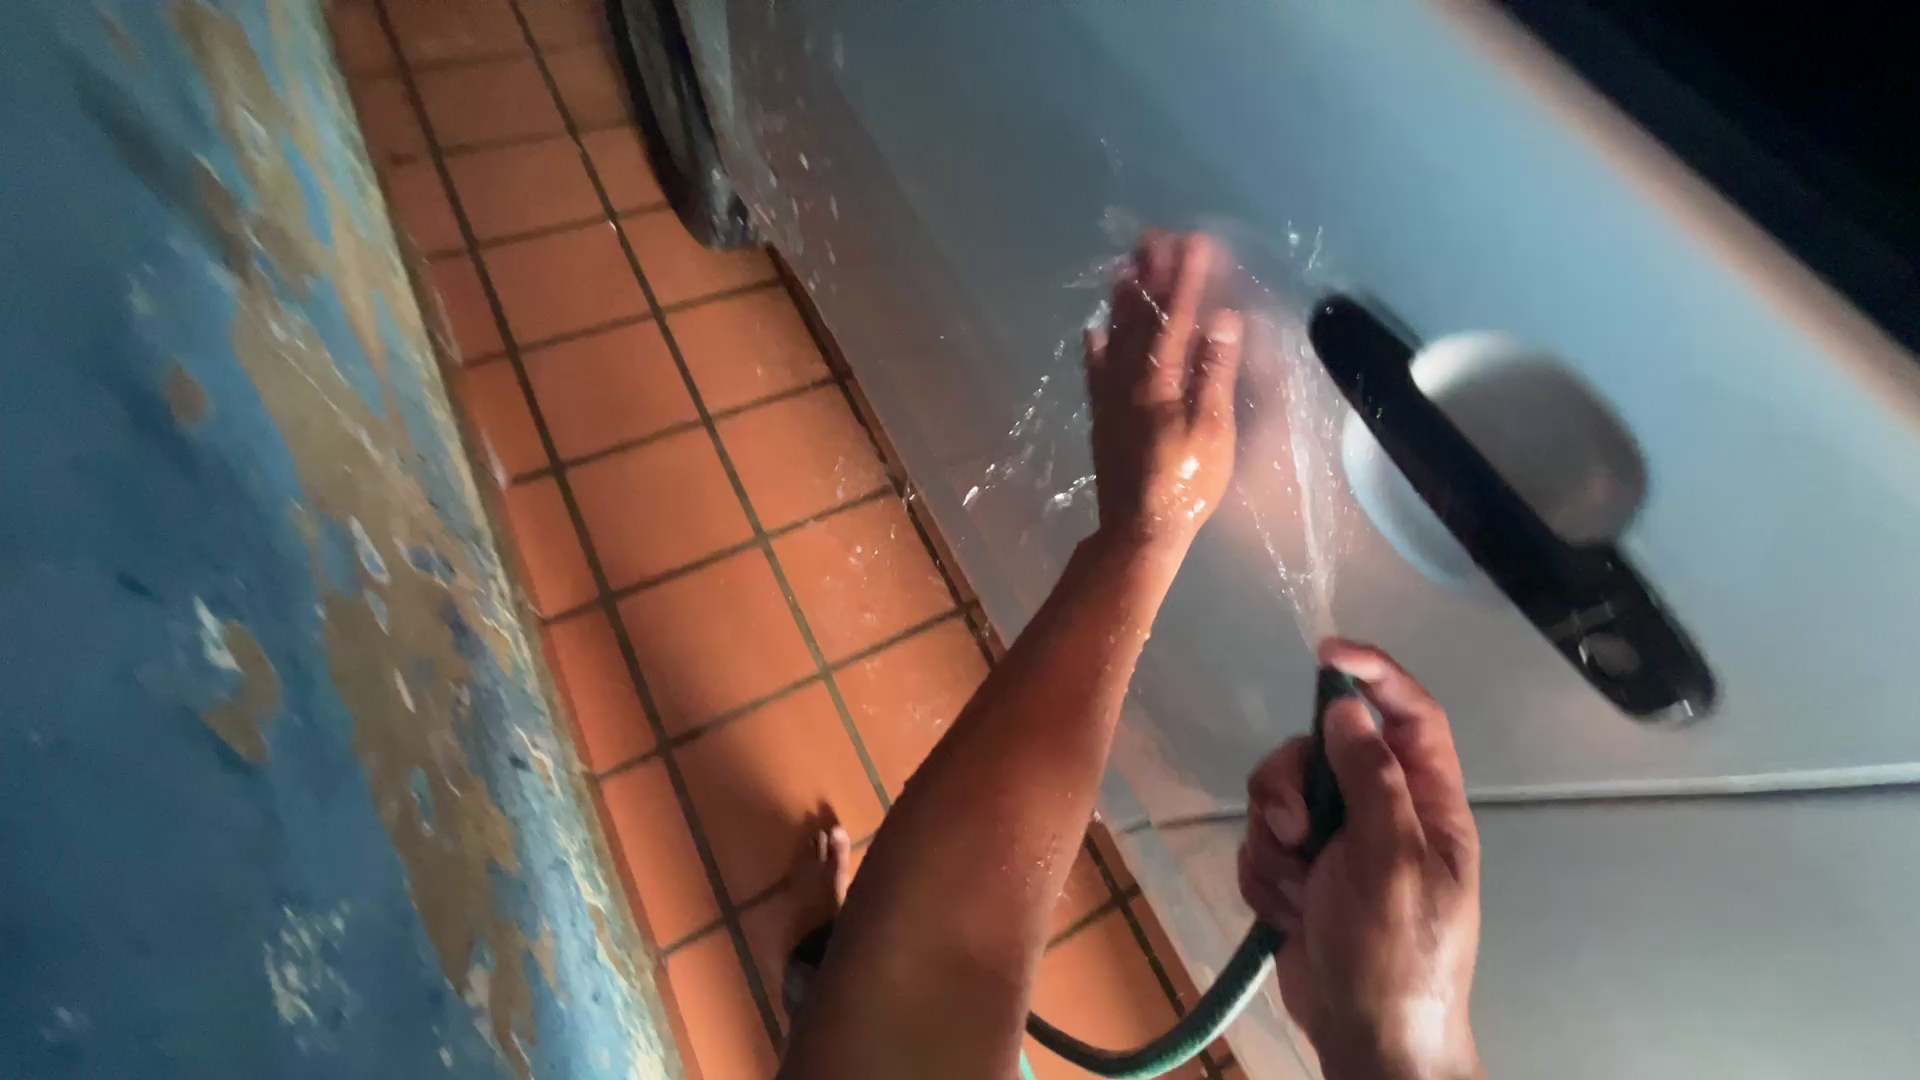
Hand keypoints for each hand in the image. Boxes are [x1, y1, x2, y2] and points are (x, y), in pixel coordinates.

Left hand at [1084, 231, 1242, 554]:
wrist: (1138, 528)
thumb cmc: (1185, 482)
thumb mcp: (1213, 430)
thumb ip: (1214, 373)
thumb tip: (1222, 320)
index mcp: (1159, 382)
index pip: (1175, 319)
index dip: (1185, 279)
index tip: (1195, 242)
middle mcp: (1128, 382)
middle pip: (1139, 320)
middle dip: (1149, 277)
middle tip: (1153, 237)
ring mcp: (1110, 400)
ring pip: (1113, 339)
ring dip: (1120, 302)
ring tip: (1123, 266)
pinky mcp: (1102, 419)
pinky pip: (1095, 374)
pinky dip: (1094, 349)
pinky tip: (1093, 330)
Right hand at [1239, 640, 1481, 1079]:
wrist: (1362, 1038)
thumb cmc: (1397, 955)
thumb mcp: (1392, 862)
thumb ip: (1372, 778)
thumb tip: (1346, 705)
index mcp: (1424, 803)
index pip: (1407, 715)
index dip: (1374, 673)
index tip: (1326, 650)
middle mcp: (1376, 809)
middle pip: (1315, 750)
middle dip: (1290, 787)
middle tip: (1294, 831)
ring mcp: (1332, 838)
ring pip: (1276, 794)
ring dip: (1273, 843)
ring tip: (1296, 891)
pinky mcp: (1296, 865)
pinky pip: (1259, 838)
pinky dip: (1265, 874)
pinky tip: (1287, 911)